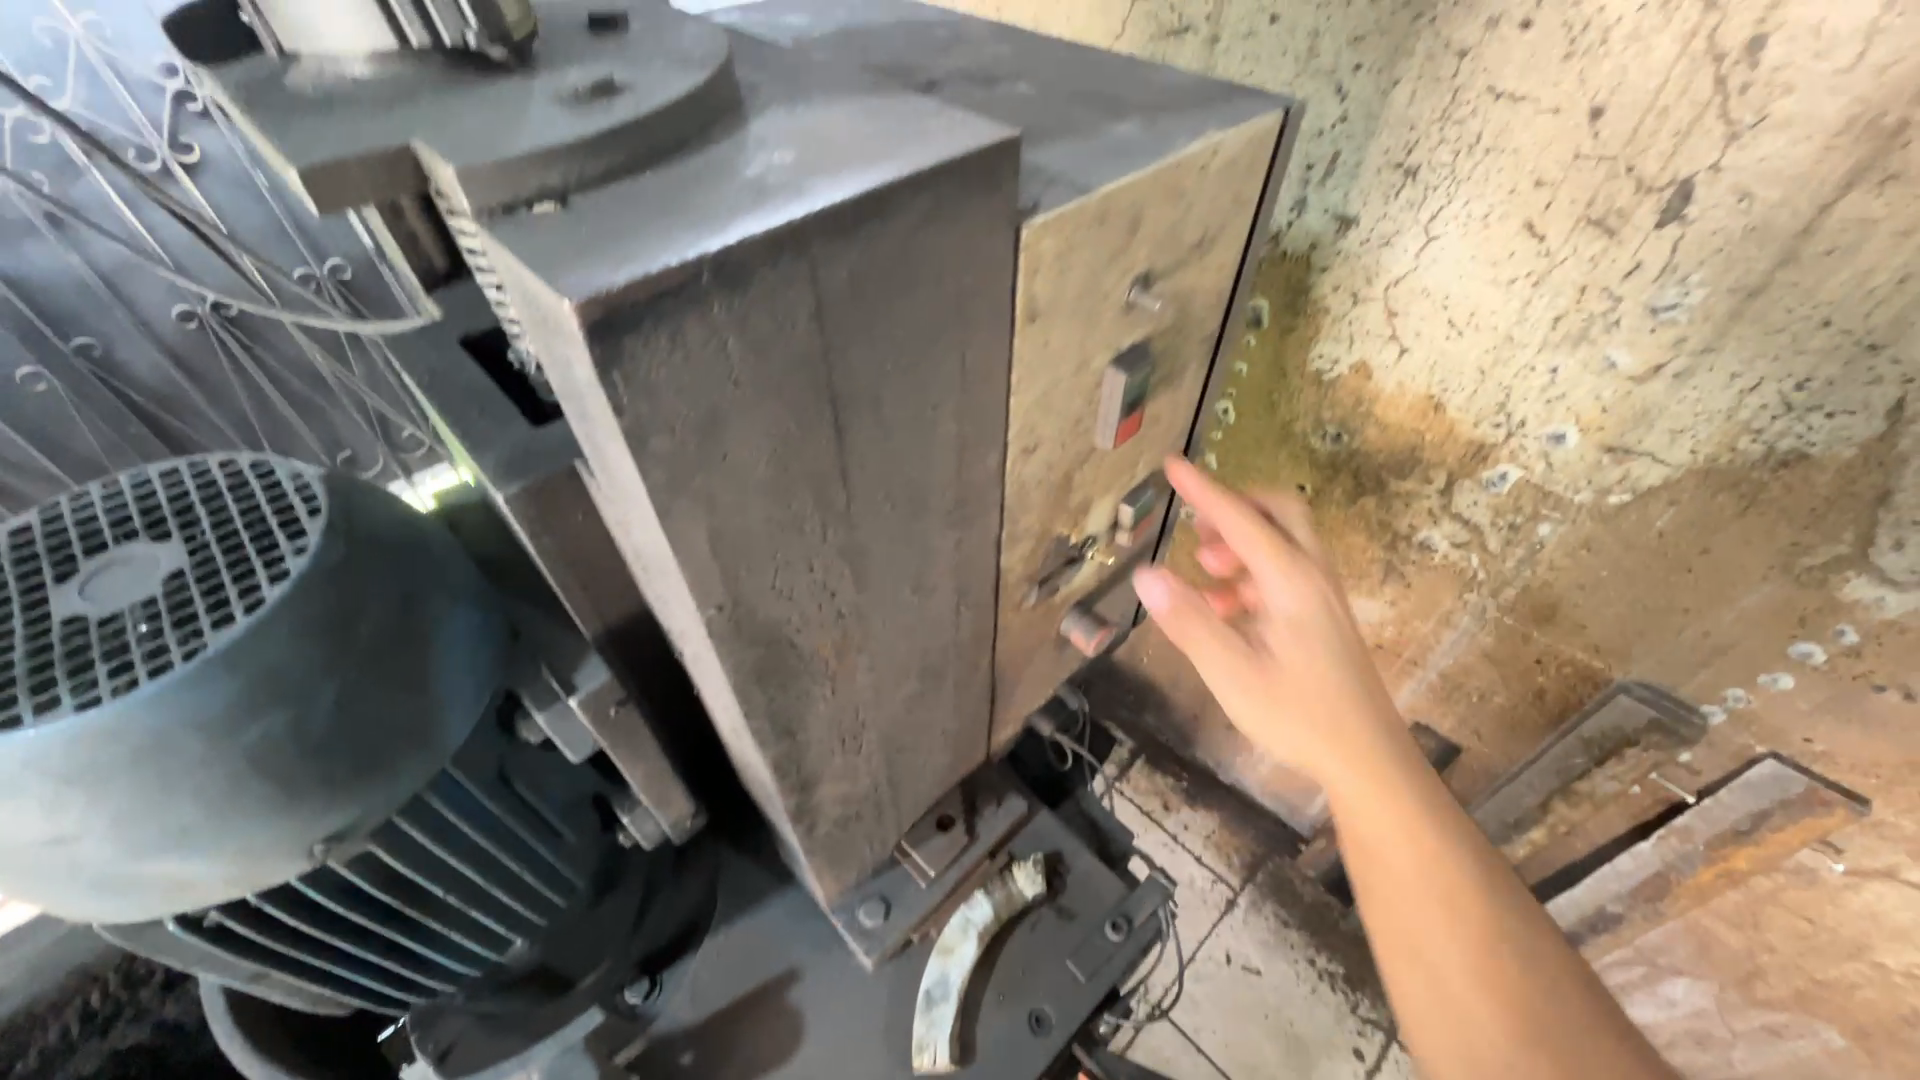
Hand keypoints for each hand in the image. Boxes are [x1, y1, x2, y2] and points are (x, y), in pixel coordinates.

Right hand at [1131, 458, 1409, 791]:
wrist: (1367, 758)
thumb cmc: (1298, 715)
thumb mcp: (1231, 672)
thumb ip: (1188, 621)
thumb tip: (1145, 575)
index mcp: (1290, 581)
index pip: (1241, 520)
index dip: (1204, 491)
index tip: (1173, 464)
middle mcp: (1312, 577)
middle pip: (1280, 514)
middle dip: (1235, 510)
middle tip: (1197, 528)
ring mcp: (1323, 597)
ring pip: (1284, 544)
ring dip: (1240, 546)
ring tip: (1202, 575)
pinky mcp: (1323, 619)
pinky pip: (1286, 574)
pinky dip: (1250, 576)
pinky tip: (1226, 613)